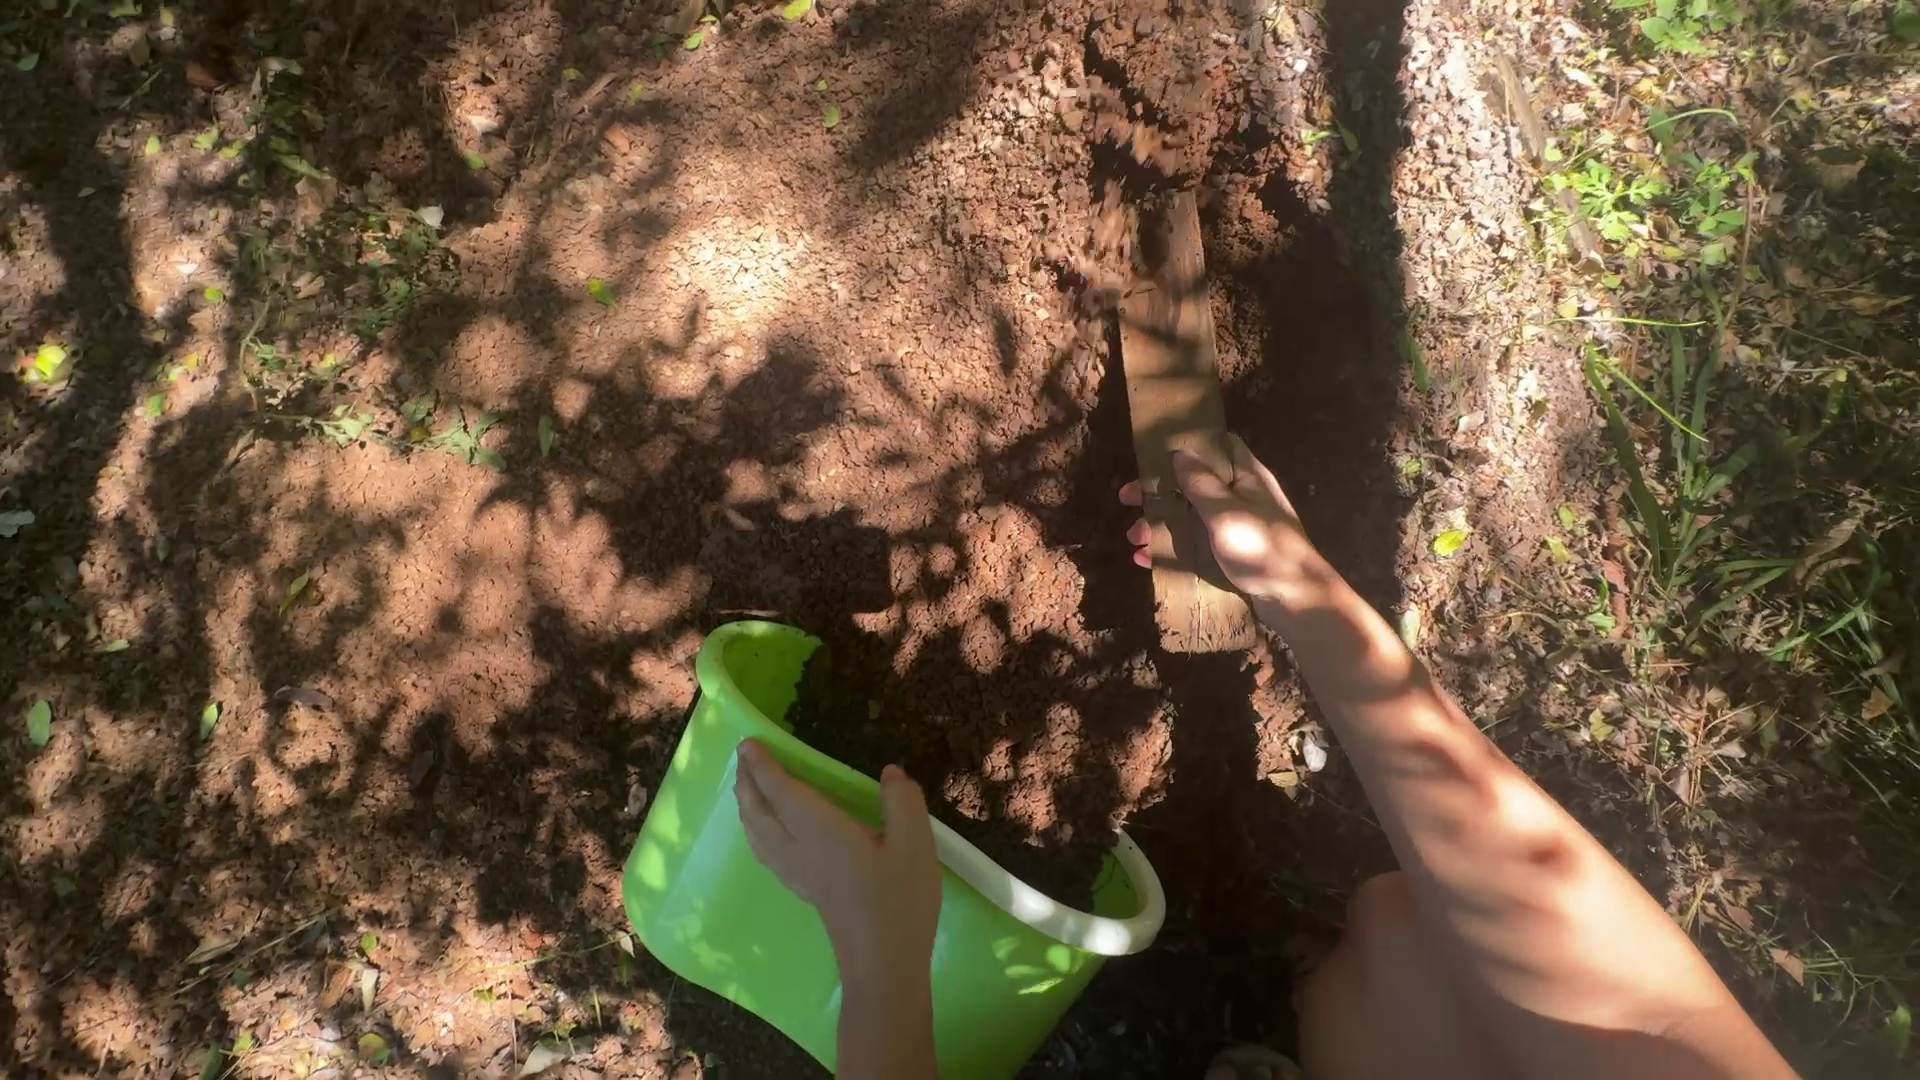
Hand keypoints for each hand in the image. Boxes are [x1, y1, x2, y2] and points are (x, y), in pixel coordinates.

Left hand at [734, 739, 941, 984]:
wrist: (885, 967)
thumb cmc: (900, 902)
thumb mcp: (915, 844)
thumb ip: (902, 801)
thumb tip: (889, 773)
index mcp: (822, 833)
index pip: (783, 792)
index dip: (764, 767)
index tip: (747, 743)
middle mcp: (800, 852)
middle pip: (759, 813)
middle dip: (748, 783)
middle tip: (743, 757)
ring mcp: (798, 875)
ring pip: (757, 835)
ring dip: (748, 806)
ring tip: (748, 787)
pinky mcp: (805, 891)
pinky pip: (765, 851)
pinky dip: (757, 830)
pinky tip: (768, 832)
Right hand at [1120, 434, 1322, 605]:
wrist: (1293, 599)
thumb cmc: (1261, 548)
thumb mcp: (1225, 512)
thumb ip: (1201, 482)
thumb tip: (1179, 453)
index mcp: (1246, 477)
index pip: (1218, 446)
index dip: (1188, 446)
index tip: (1155, 453)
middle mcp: (1240, 497)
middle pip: (1194, 484)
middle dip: (1160, 493)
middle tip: (1128, 499)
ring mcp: (1235, 527)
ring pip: (1189, 516)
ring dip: (1159, 524)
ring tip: (1134, 538)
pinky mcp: (1229, 553)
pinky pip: (1194, 545)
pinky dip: (1170, 549)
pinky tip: (1145, 558)